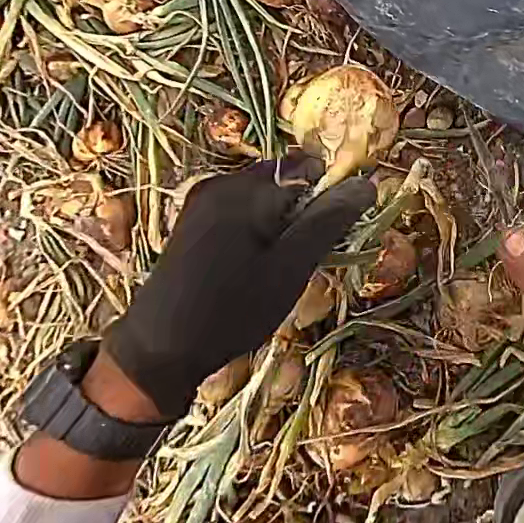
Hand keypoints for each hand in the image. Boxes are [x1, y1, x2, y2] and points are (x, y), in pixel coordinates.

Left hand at [104, 155, 374, 417]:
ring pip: (268, 198)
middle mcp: (222, 184)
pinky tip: (257, 267)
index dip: (329, 195)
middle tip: (304, 257)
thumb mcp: (291, 267)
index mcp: (245, 188)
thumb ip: (329, 220)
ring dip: (286, 223)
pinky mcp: (196, 222)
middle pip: (287, 179)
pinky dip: (263, 231)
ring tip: (280, 267)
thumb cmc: (230, 311)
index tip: (331, 234)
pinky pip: (246, 211)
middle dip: (307, 210)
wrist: (156, 355)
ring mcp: (204, 202)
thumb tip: (367, 183)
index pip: (309, 167)